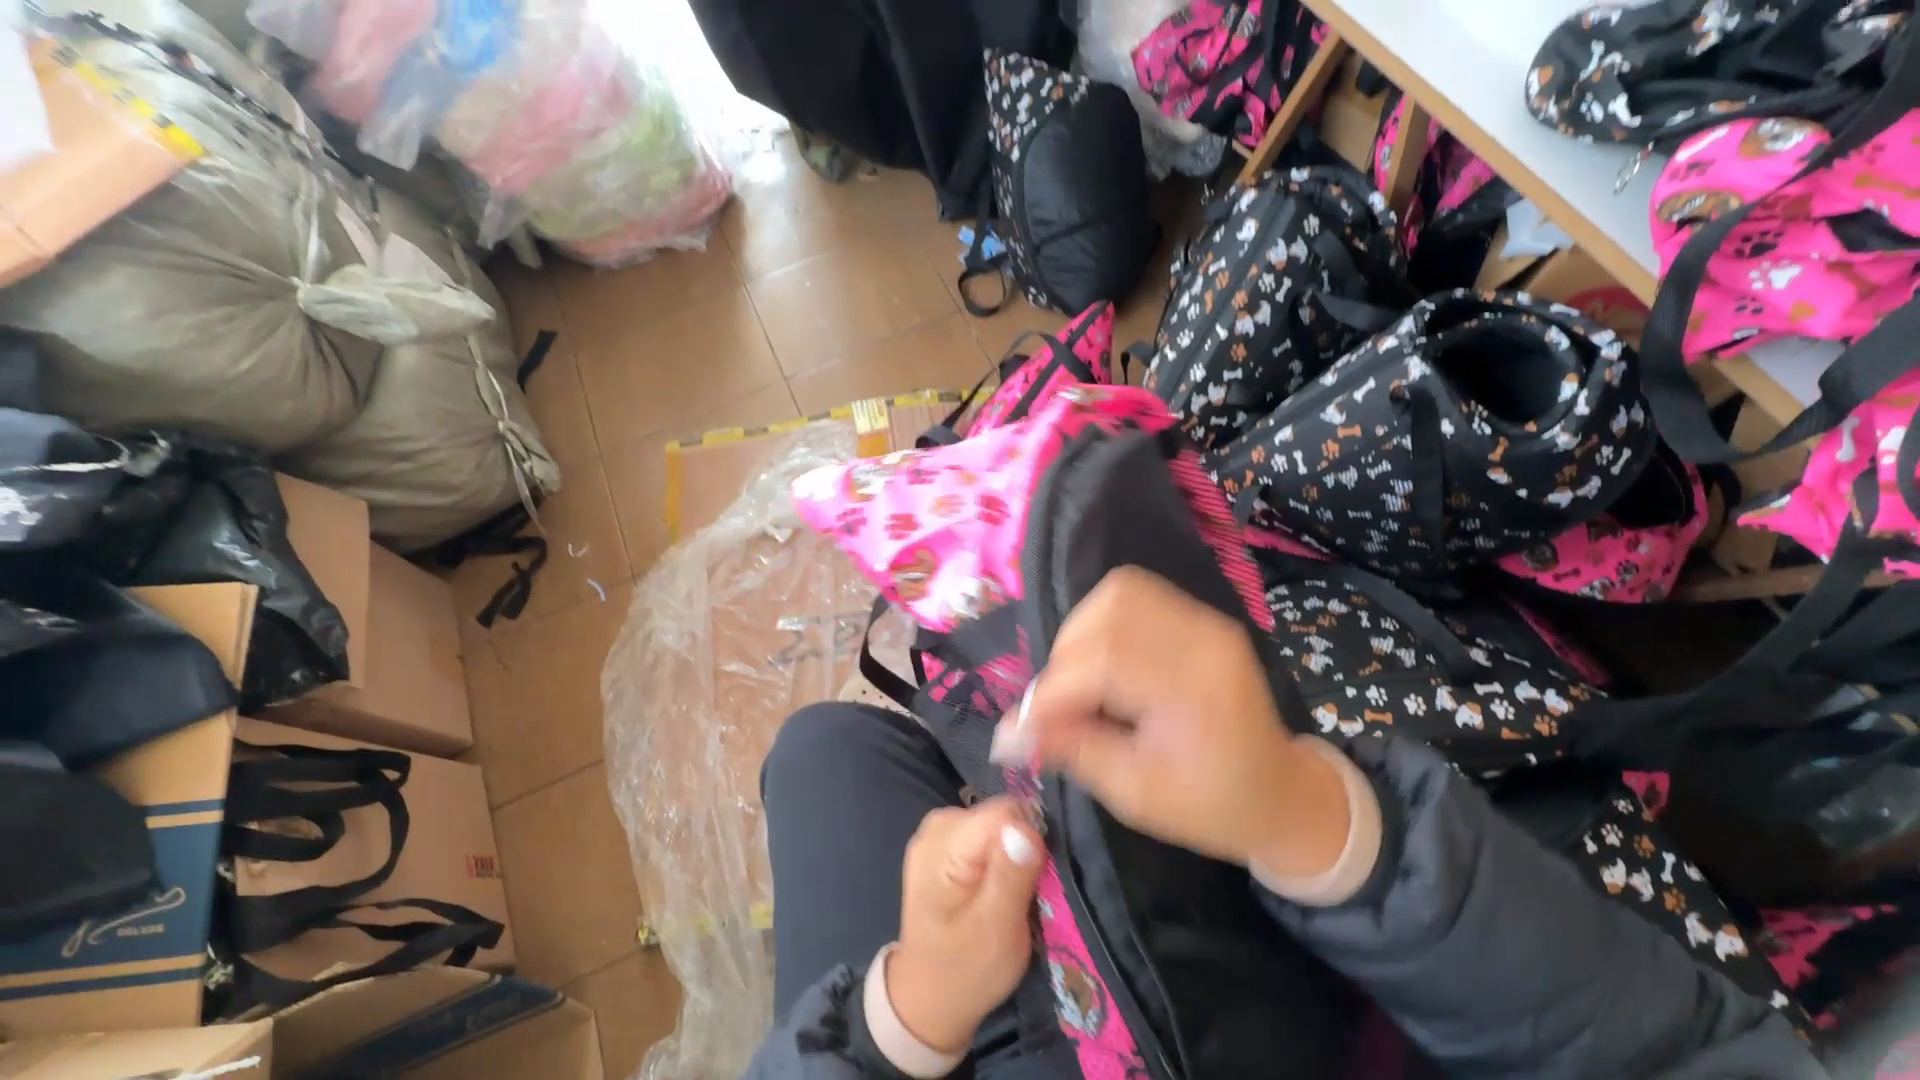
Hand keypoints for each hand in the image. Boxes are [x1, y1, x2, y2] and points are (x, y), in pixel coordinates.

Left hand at [888, 798, 1043, 1054]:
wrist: (929, 997)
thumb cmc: (965, 969)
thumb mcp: (996, 931)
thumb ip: (1011, 876)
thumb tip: (1026, 827)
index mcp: (943, 846)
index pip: (1004, 812)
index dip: (1029, 839)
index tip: (1036, 877)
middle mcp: (936, 828)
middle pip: (1000, 814)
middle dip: (1020, 846)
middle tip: (1021, 892)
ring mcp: (937, 835)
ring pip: (996, 823)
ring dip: (1011, 854)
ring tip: (1009, 893)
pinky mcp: (944, 846)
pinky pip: (985, 834)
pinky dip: (998, 857)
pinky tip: (995, 886)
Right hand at [996, 566, 1349, 876]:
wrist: (1282, 796)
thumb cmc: (1212, 806)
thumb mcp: (1137, 793)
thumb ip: (1073, 750)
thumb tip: (1007, 732)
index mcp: (1196, 689)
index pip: (1105, 659)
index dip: (1053, 690)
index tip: (1021, 729)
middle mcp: (1204, 639)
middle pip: (1110, 611)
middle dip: (1065, 658)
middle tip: (1055, 708)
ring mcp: (1206, 621)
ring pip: (1118, 593)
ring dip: (1081, 634)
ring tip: (1077, 684)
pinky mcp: (1201, 619)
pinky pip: (1135, 598)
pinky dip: (1101, 624)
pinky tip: (1099, 666)